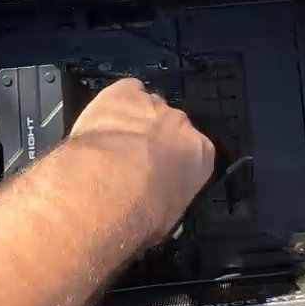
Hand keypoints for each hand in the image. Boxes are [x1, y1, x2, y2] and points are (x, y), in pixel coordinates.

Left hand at [68, 78, 213, 234]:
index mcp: (201, 154)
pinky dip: (115, 103)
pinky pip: (124, 91)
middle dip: (155, 139)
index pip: (196, 150)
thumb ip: (170, 195)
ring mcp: (153, 104)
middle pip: (171, 125)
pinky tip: (103, 120)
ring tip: (110, 143)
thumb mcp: (168, 215)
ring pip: (145, 107)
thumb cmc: (144, 212)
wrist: (109, 188)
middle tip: (131, 160)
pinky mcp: (123, 92)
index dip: (175, 160)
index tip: (160, 172)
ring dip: (132, 122)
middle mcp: (182, 124)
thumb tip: (159, 202)